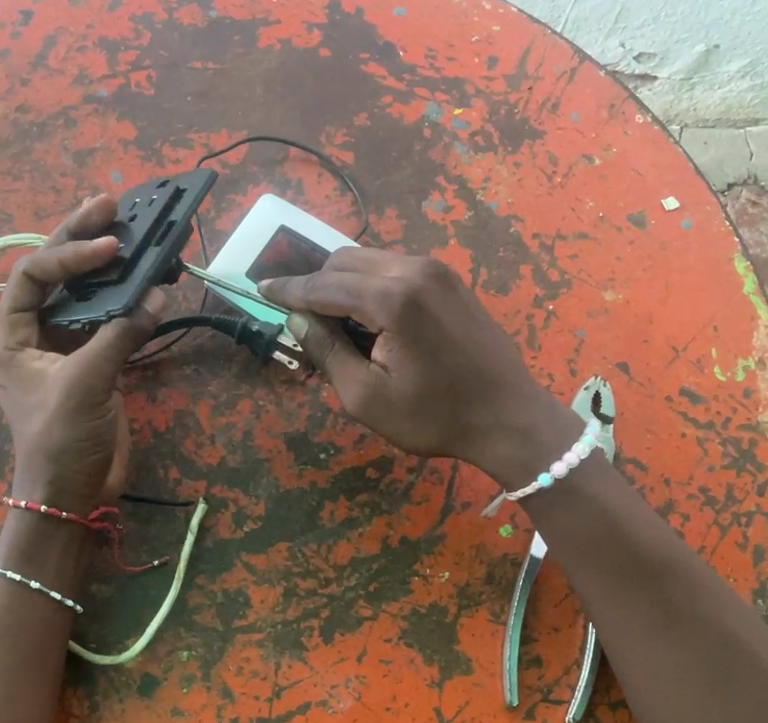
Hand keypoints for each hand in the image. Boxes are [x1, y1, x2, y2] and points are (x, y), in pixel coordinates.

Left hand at [0, 195, 166, 513]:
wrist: (73, 493)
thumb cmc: (61, 440)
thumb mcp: (85, 385)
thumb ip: (119, 336)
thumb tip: (157, 294)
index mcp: (11, 334)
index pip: (34, 273)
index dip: (69, 253)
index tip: (110, 248)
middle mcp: (34, 333)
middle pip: (56, 273)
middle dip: (82, 239)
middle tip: (113, 205)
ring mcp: (65, 346)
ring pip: (85, 293)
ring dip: (110, 267)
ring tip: (136, 234)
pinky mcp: (93, 362)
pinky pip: (110, 320)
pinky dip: (129, 301)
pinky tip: (151, 282)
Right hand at [258, 249, 583, 489]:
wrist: (508, 417)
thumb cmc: (434, 417)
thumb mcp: (366, 398)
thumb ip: (327, 353)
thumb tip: (298, 320)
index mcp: (393, 298)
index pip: (323, 284)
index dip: (288, 290)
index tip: (260, 290)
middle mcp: (415, 269)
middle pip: (345, 260)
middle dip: (316, 286)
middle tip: (302, 324)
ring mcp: (438, 270)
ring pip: (370, 260)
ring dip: (344, 286)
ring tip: (336, 328)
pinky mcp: (450, 279)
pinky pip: (395, 269)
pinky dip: (371, 286)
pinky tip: (370, 321)